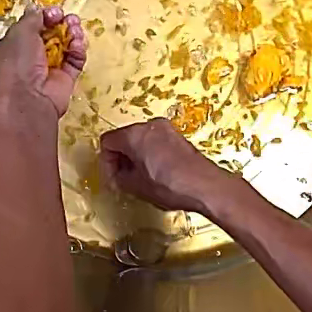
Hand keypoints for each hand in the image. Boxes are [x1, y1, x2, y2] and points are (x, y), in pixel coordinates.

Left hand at [0, 5, 86, 121]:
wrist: (26, 101)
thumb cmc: (16, 64)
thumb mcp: (19, 33)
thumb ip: (32, 19)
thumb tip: (38, 10)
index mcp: (13, 46)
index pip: (32, 27)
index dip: (45, 17)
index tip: (55, 12)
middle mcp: (30, 58)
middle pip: (51, 35)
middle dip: (62, 23)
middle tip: (68, 19)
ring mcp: (48, 69)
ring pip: (65, 46)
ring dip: (73, 34)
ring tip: (76, 29)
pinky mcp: (64, 79)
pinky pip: (75, 61)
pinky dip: (78, 51)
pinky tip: (78, 44)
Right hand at [99, 118, 239, 214]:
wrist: (205, 186)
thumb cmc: (169, 185)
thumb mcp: (135, 186)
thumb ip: (118, 177)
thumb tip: (118, 175)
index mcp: (134, 135)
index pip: (107, 142)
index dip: (106, 162)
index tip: (113, 177)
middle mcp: (149, 125)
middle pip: (124, 138)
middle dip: (121, 158)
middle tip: (123, 178)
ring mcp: (166, 129)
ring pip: (140, 139)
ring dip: (136, 156)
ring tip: (141, 178)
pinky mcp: (178, 137)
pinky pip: (156, 141)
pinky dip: (151, 154)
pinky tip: (156, 173)